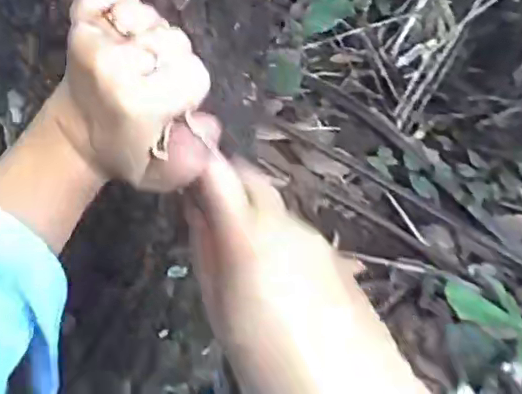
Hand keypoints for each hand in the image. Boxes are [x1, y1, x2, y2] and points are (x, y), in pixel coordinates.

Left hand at [45, 0, 218, 191]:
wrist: (76, 131)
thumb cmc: (124, 150)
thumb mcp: (164, 173)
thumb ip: (194, 156)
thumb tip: (207, 124)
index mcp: (139, 100)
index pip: (194, 73)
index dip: (189, 87)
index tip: (171, 100)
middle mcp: (114, 63)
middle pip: (173, 38)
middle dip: (170, 57)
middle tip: (152, 77)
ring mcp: (93, 37)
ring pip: (145, 11)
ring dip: (147, 28)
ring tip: (135, 52)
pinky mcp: (78, 21)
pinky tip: (116, 21)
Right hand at [186, 153, 425, 393]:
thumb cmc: (272, 359)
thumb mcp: (218, 307)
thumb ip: (204, 248)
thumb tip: (195, 211)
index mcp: (246, 230)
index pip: (214, 166)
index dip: (196, 161)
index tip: (182, 172)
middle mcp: (283, 222)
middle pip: (249, 175)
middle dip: (227, 181)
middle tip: (210, 208)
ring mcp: (315, 238)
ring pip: (275, 206)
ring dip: (256, 214)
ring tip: (248, 257)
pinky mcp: (339, 258)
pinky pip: (299, 233)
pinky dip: (283, 240)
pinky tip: (284, 280)